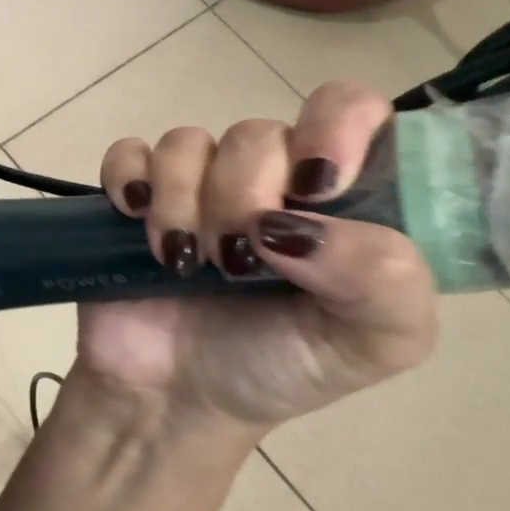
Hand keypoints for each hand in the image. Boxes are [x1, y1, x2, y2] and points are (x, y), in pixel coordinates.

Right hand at [82, 80, 438, 431]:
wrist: (171, 399)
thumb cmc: (280, 369)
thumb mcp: (377, 342)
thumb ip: (383, 277)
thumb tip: (290, 225)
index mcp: (340, 202)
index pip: (351, 111)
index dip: (334, 128)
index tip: (315, 186)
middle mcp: (268, 183)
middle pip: (257, 133)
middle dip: (241, 196)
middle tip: (235, 261)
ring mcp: (194, 189)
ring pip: (187, 142)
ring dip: (182, 201)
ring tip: (179, 261)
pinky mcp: (131, 201)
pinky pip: (126, 155)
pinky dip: (128, 179)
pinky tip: (132, 216)